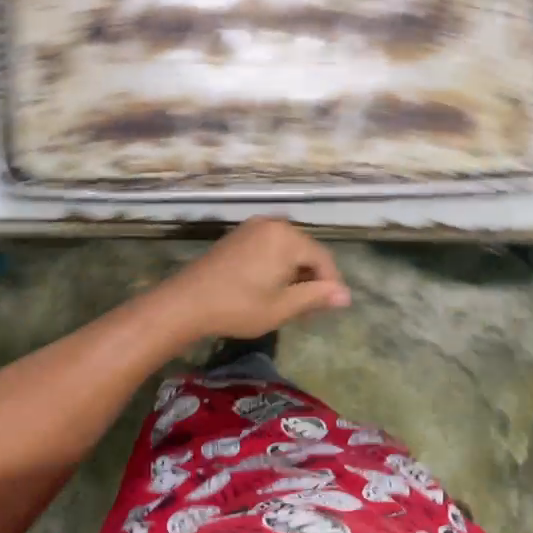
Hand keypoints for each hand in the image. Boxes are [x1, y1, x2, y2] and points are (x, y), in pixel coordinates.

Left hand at [162, 217, 350, 339]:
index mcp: (287, 237)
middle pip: (305, 250)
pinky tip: (269, 287)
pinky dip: (276, 264)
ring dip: (294, 271)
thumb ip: (316, 296)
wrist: (186, 302)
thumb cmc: (239, 306)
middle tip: (308, 308)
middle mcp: (272, 224)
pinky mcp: (237, 236)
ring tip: (289, 300)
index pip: (323, 258)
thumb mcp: (283, 307)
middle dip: (311, 277)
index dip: (330, 284)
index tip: (328, 308)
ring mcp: (252, 228)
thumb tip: (346, 295)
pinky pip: (269, 246)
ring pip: (287, 248)